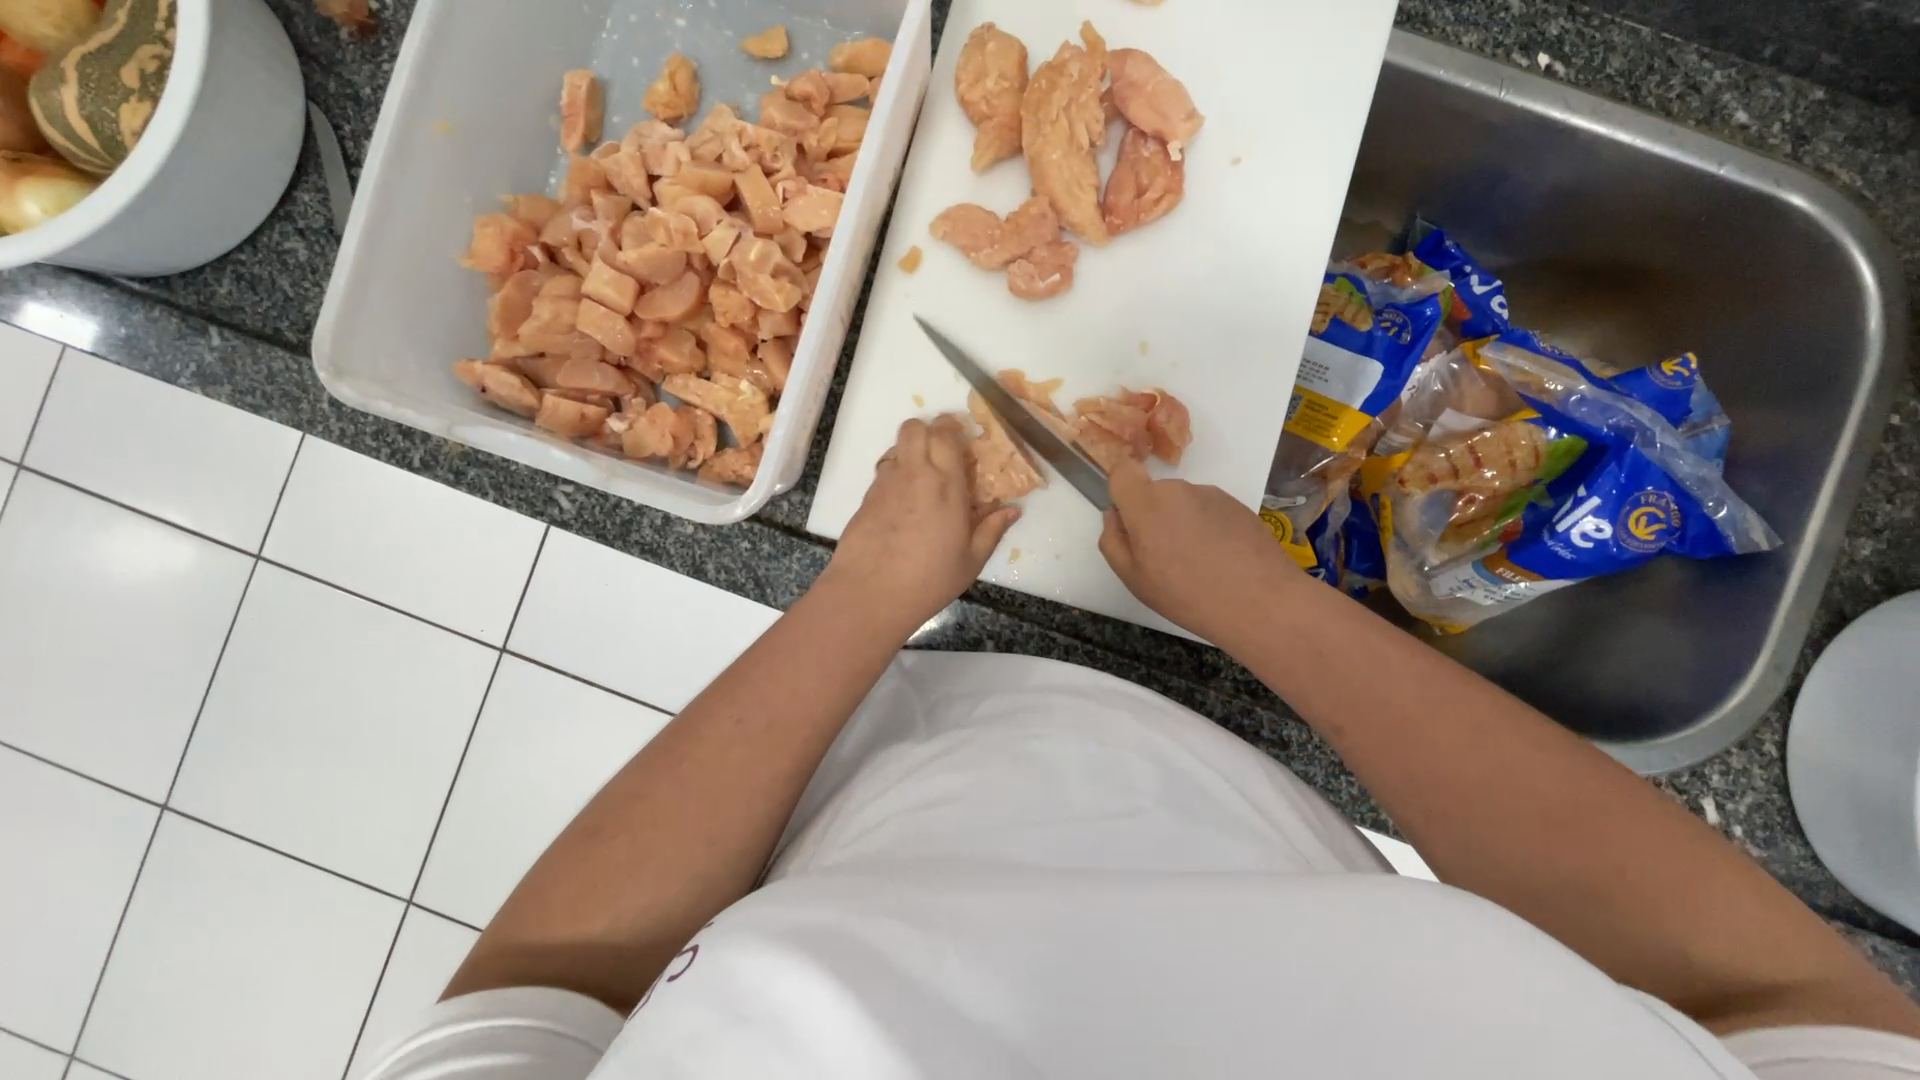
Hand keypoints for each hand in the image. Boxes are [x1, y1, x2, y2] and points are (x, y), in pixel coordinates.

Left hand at [819, 417, 1020, 635]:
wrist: (870, 593)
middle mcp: (914, 476)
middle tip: (942, 449)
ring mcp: (886, 484)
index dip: (952, 428)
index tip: (962, 437)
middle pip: (914, 428)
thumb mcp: (970, 561)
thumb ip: (992, 530)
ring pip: (896, 446)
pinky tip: (903, 501)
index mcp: (946, 486)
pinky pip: (884, 471)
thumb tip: (1013, 510)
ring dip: (911, 451)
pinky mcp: (867, 498)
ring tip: (923, 476)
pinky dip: (896, 474)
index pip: (946, 435)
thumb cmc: (928, 580)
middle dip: (928, 430)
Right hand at [1099, 458, 1303, 642]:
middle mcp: (1178, 490)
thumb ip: (1113, 540)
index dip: (1121, 493)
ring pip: (1183, 504)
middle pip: (1154, 493)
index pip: (1123, 472)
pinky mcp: (1237, 505)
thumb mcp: (1133, 578)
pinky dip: (1209, 530)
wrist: (1260, 600)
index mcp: (1146, 504)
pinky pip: (1210, 512)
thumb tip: (1115, 516)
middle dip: (1153, 517)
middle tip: (1165, 558)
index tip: (1129, 523)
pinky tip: (1221, 561)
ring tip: (1199, 564)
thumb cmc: (1186, 594)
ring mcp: (1211, 495)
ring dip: (1183, 525)